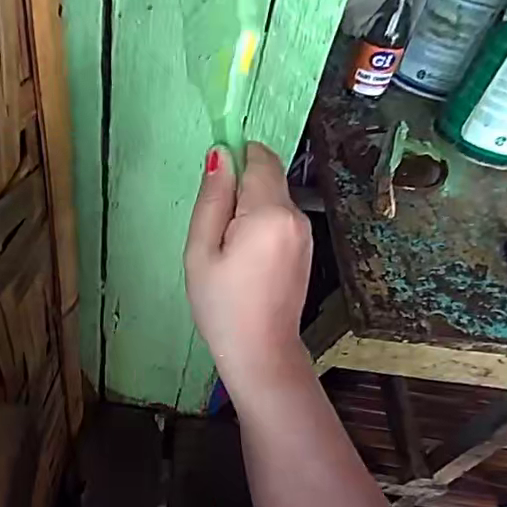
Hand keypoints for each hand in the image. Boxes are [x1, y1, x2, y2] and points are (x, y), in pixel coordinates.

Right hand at [184, 142, 312, 396]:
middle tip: (215, 229)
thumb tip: (220, 155)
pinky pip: (280, 220)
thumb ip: (212, 199)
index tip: (213, 189)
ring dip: (249, 209)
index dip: (233, 160)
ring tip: (227, 250)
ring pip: (273, 198)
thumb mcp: (201, 252)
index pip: (258, 158)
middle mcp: (295, 216)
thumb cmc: (223, 307)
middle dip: (239, 188)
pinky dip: (260, 226)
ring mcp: (305, 232)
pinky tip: (244, 260)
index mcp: (269, 213)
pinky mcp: (305, 248)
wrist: (260, 352)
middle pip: (268, 176)